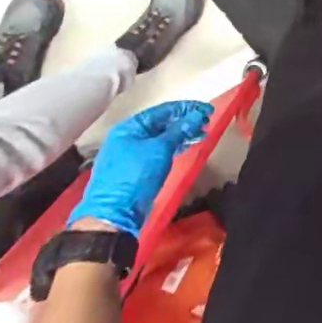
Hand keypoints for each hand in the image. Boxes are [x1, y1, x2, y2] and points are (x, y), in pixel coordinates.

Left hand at [68, 100, 211, 235]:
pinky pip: (159, 149)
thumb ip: (180, 129)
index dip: (187, 108)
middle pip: (162, 123)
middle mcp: (129, 137)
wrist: (113, 214)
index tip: (207, 110)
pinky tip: (187, 145)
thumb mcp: (160, 149)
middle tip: (206, 122)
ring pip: (162, 136)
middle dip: (185, 121)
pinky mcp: (138, 167)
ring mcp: (132, 153)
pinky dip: (174, 145)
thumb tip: (198, 114)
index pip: (163, 110)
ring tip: (201, 134)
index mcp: (129, 128)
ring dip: (182, 133)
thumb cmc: (135, 175)